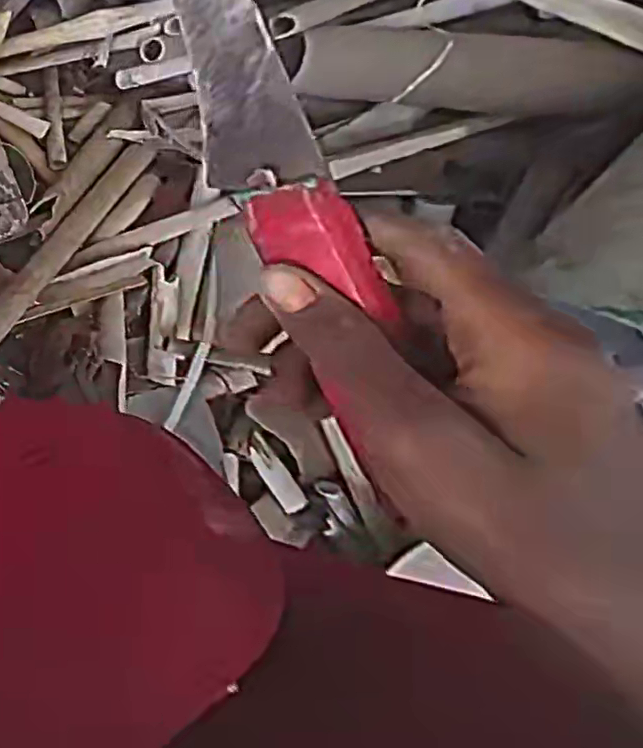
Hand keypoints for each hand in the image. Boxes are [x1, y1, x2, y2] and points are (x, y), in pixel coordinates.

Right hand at [241, 212, 642, 711]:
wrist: (625, 626)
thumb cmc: (535, 539)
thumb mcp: (411, 435)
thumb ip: (343, 349)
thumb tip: (285, 282)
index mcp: (519, 338)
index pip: (410, 244)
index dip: (331, 234)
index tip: (268, 245)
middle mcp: (522, 342)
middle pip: (390, 290)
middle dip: (309, 312)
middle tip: (256, 342)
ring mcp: (513, 373)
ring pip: (391, 330)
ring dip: (325, 353)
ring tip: (288, 395)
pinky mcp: (498, 401)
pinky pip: (410, 366)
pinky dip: (358, 380)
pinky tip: (329, 410)